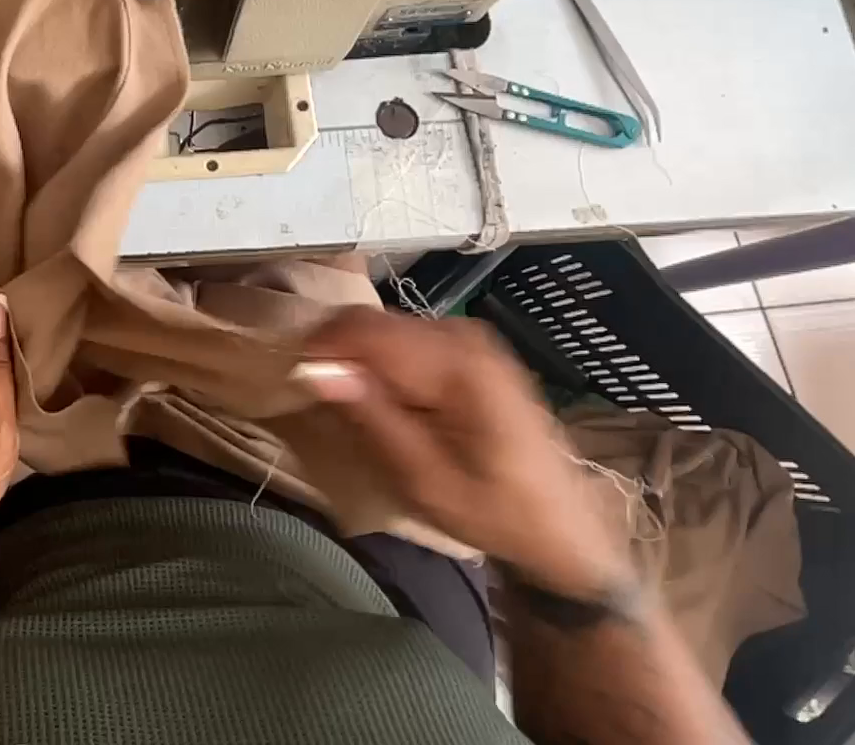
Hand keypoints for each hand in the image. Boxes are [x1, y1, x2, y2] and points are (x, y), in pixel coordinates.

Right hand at [290, 308, 633, 599]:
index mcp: (457, 366)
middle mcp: (464, 338)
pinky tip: (381, 395)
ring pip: (384, 325)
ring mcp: (470, 339)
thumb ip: (371, 416)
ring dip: (354, 356)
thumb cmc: (492, 513)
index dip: (318, 347)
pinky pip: (404, 336)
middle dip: (335, 352)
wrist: (562, 531)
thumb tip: (314, 370)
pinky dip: (379, 358)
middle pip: (372, 322)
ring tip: (346, 401)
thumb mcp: (423, 478)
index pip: (364, 329)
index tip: (293, 380)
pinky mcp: (470, 349)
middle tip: (316, 396)